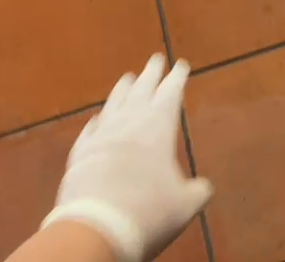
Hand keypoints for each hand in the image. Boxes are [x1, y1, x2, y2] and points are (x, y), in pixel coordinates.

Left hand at [44, 55, 213, 261]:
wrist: (96, 225)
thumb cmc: (148, 210)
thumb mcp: (184, 205)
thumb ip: (197, 191)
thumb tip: (204, 187)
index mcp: (159, 125)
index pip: (171, 92)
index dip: (178, 78)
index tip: (181, 65)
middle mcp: (130, 120)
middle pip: (143, 88)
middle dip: (152, 73)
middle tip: (156, 58)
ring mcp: (103, 133)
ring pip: (115, 102)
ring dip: (123, 89)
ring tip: (128, 78)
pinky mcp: (81, 151)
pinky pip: (90, 129)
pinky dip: (97, 121)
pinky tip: (97, 119)